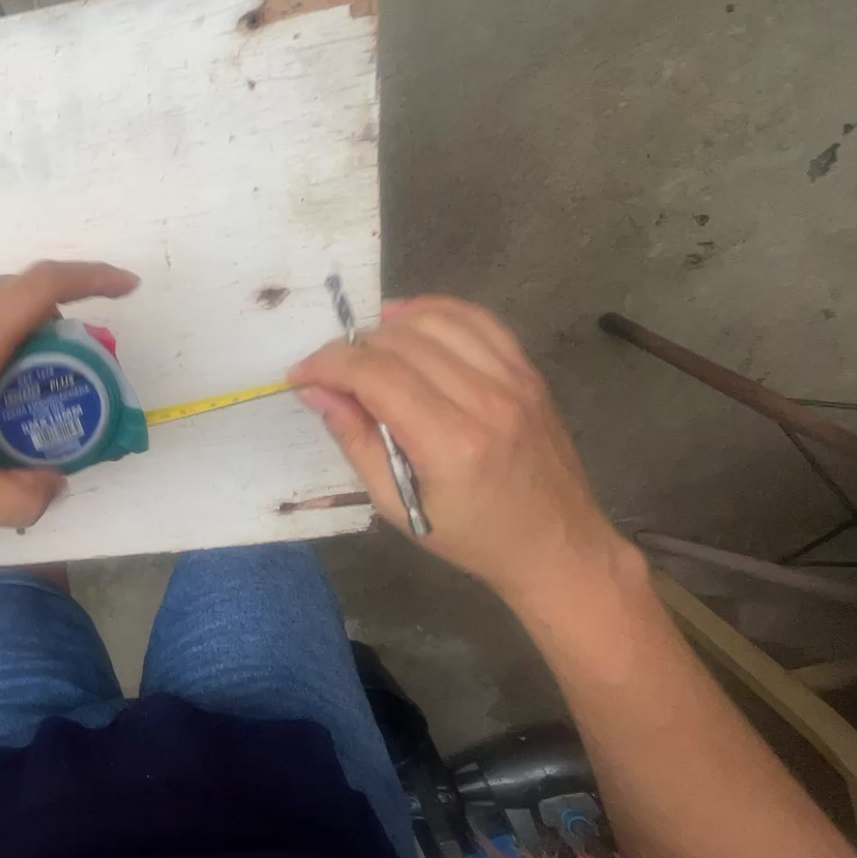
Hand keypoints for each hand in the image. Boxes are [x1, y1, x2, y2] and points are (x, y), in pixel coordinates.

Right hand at [289, 297, 623, 601]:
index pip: (375, 375)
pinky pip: (476, 319)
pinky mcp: (527, 371)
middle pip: (400, 342)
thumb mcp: (395, 503)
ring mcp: (514, 380)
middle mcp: (486, 401)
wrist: (555, 545)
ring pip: (435, 320)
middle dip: (350, 349)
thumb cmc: (469, 535)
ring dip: (387, 327)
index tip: (300, 376)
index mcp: (450, 443)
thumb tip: (315, 391)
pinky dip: (433, 312)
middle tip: (330, 375)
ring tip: (364, 350)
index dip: (327, 365)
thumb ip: (354, 439)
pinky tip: (406, 324)